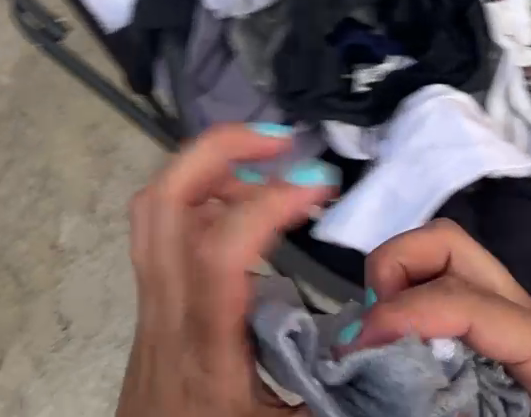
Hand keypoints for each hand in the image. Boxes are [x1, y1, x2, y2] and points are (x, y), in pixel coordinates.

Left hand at [117, 124, 339, 416]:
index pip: (218, 251)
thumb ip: (336, 386)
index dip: (267, 203)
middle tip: (279, 143)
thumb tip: (385, 343)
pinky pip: (158, 223)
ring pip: (154, 206)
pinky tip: (240, 208)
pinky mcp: (145, 299)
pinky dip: (197, 193)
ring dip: (207, 167)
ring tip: (266, 168)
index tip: (319, 186)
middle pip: (164, 203)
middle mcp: (166, 314)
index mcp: (205, 350)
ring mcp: (147, 302)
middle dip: (219, 151)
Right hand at [357, 220, 530, 416]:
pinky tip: (395, 346)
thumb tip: (381, 376)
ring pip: (442, 258)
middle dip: (396, 266)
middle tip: (369, 326)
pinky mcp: (499, 341)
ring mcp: (516, 326)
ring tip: (377, 336)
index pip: (468, 300)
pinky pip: (444, 293)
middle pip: (450, 244)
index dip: (405, 311)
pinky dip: (408, 303)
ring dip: (397, 281)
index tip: (356, 345)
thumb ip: (451, 408)